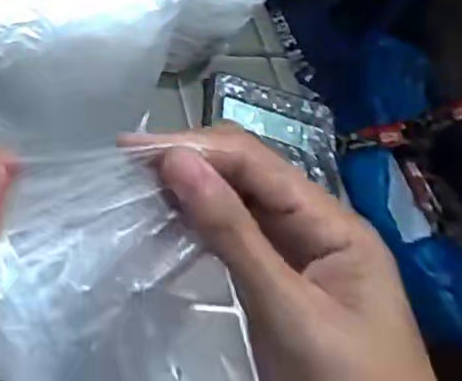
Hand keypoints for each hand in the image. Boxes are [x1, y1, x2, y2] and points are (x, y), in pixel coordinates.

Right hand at [128, 125, 434, 380]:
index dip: (194, 146)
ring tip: (138, 180)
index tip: (135, 150)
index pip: (254, 160)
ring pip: (236, 197)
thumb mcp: (290, 315)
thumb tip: (175, 160)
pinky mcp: (280, 279)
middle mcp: (315, 225)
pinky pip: (234, 231)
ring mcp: (298, 252)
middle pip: (245, 170)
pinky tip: (167, 215)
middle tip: (129, 162)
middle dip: (190, 159)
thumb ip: (233, 235)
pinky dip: (198, 218)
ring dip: (189, 185)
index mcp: (333, 223)